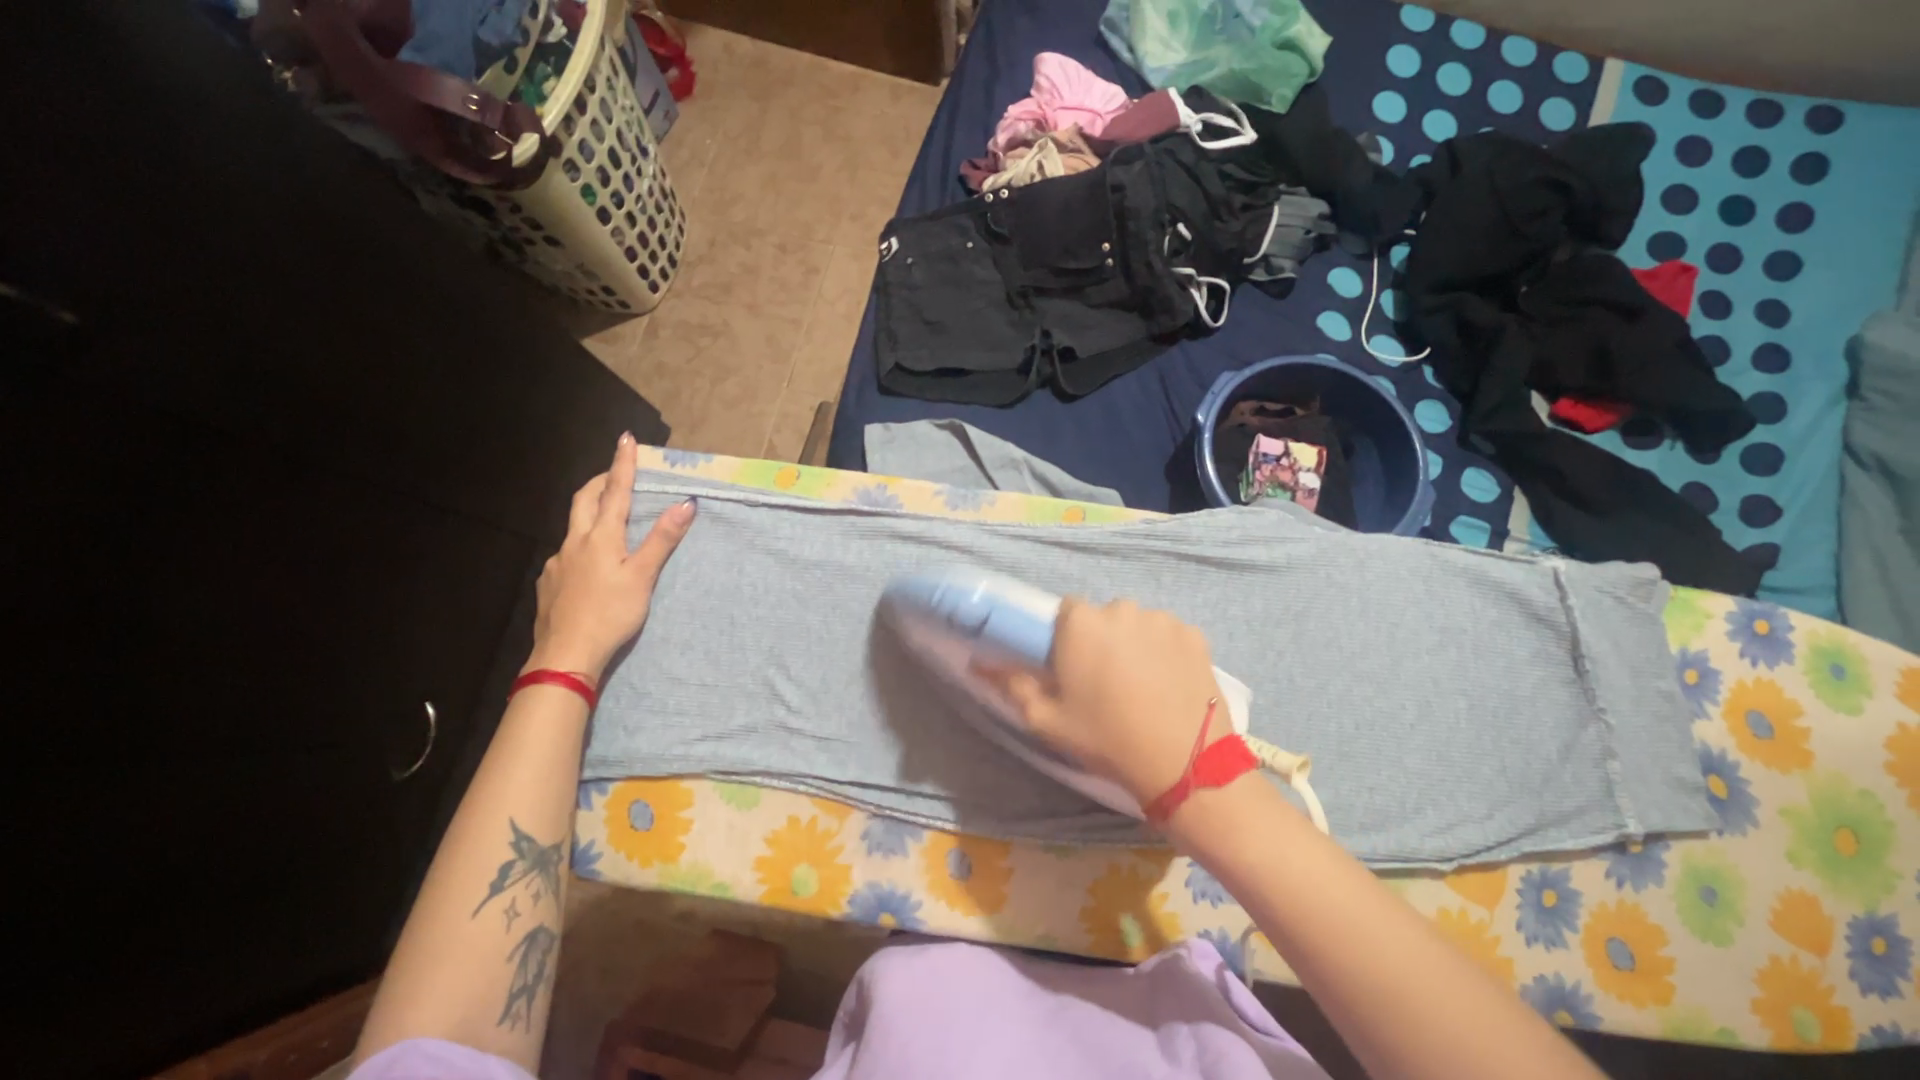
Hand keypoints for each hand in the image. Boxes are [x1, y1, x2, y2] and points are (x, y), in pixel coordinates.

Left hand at [525, 433, 694, 681]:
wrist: (565, 655)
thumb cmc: (610, 614)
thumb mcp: (642, 577)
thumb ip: (662, 539)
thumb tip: (685, 503)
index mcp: (600, 537)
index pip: (615, 491)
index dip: (622, 464)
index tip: (626, 438)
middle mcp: (574, 542)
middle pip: (584, 500)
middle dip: (599, 482)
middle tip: (614, 474)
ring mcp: (557, 563)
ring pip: (573, 528)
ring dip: (589, 515)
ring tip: (606, 523)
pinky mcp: (548, 583)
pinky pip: (565, 555)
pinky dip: (580, 548)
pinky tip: (588, 568)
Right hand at [981, 598, 1225, 806]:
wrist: (1183, 763)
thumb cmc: (1105, 738)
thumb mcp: (1046, 720)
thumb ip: (1013, 684)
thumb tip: (979, 662)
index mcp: (1080, 622)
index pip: (1065, 612)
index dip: (1066, 639)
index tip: (1070, 667)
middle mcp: (1121, 609)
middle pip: (1104, 617)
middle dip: (1101, 640)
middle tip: (1105, 682)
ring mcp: (1162, 620)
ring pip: (1138, 625)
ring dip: (1134, 645)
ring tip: (1141, 686)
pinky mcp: (1195, 635)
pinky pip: (1169, 636)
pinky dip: (1165, 653)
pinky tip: (1168, 685)